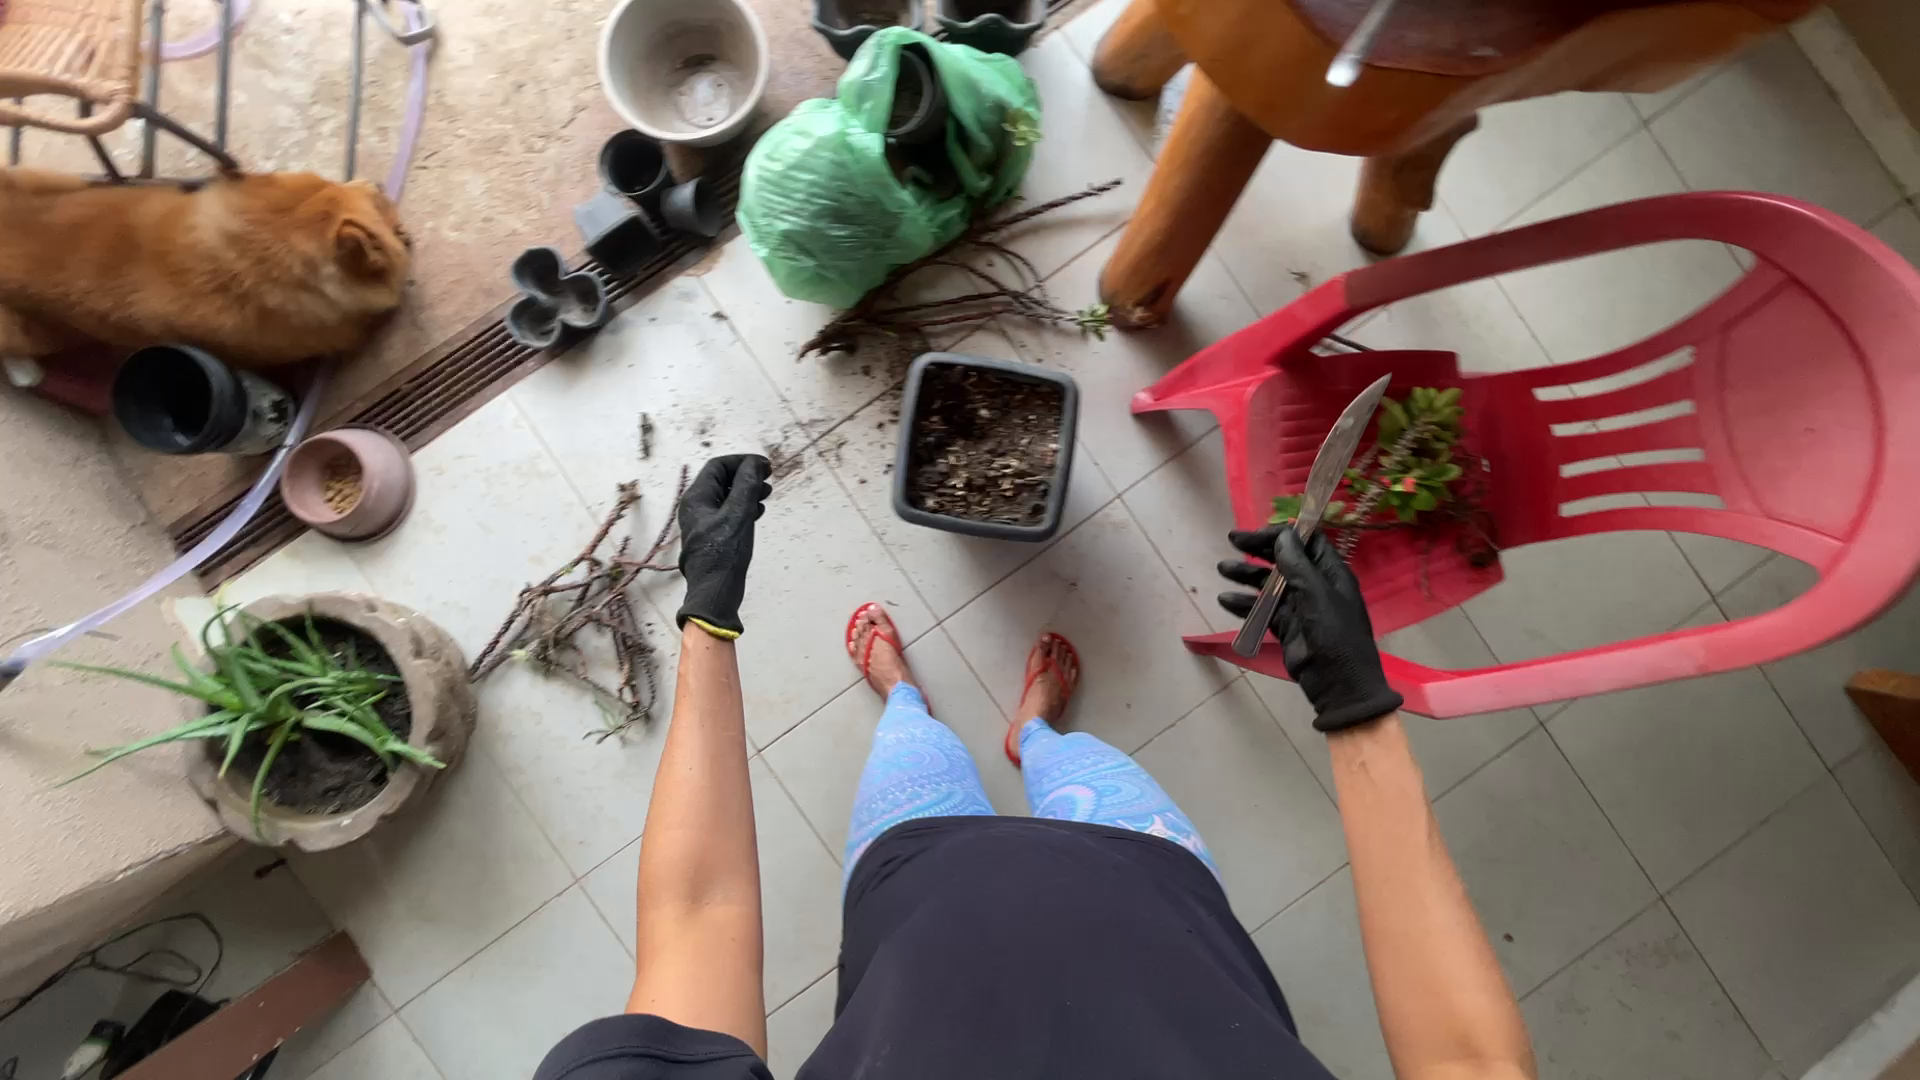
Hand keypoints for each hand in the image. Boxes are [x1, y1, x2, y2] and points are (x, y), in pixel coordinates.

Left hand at [676, 455, 772, 638]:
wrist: (716, 591)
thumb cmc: (725, 553)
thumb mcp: (738, 514)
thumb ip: (746, 485)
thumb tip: (754, 463)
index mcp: (696, 498)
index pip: (718, 466)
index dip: (743, 462)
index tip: (766, 466)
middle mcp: (696, 507)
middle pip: (722, 480)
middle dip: (746, 476)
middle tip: (768, 478)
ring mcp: (704, 522)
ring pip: (727, 496)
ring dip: (748, 491)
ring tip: (767, 494)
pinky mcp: (714, 536)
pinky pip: (729, 513)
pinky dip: (745, 507)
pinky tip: (758, 512)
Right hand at [1218, 527, 1402, 731]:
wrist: (1339, 684)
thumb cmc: (1334, 635)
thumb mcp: (1316, 596)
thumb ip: (1297, 565)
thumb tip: (1282, 535)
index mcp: (1330, 574)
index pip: (1306, 542)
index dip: (1283, 533)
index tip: (1257, 533)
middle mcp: (1314, 585)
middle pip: (1283, 559)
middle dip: (1258, 549)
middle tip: (1232, 541)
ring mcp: (1299, 607)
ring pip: (1269, 583)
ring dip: (1246, 574)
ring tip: (1222, 569)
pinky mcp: (1285, 627)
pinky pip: (1262, 609)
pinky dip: (1244, 604)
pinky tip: (1226, 600)